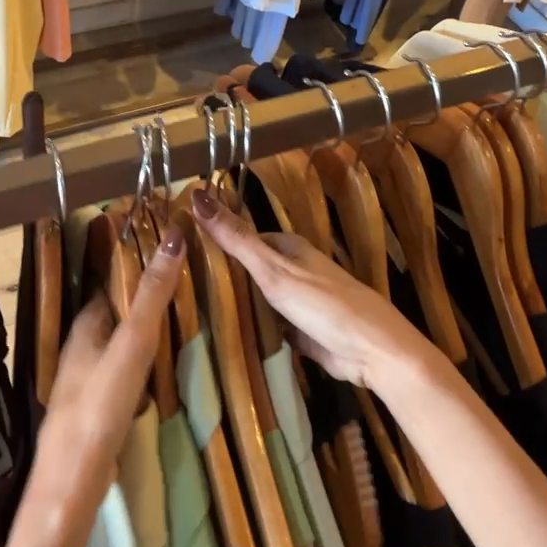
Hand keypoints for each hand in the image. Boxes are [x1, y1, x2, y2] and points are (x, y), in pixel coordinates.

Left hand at [0, 223, 184, 546]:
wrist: (74, 479)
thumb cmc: (100, 403)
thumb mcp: (132, 343)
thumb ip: (151, 295)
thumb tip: (172, 237)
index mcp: (85, 325)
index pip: (113, 284)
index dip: (138, 268)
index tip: (171, 254)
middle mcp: (82, 348)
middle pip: (117, 314)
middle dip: (145, 301)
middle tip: (186, 289)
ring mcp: (88, 381)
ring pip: (120, 345)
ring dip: (145, 334)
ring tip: (181, 325)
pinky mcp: (97, 410)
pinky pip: (124, 374)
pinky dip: (143, 365)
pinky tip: (159, 374)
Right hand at [189, 187, 425, 389]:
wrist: (372, 352)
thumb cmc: (323, 303)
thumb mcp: (273, 269)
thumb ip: (236, 238)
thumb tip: (198, 194)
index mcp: (286, 247)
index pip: (240, 237)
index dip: (211, 241)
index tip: (177, 250)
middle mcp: (290, 270)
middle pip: (246, 269)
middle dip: (218, 276)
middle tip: (174, 286)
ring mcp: (295, 302)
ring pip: (254, 299)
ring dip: (232, 305)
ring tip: (186, 312)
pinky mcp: (299, 332)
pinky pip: (265, 326)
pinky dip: (248, 330)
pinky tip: (220, 337)